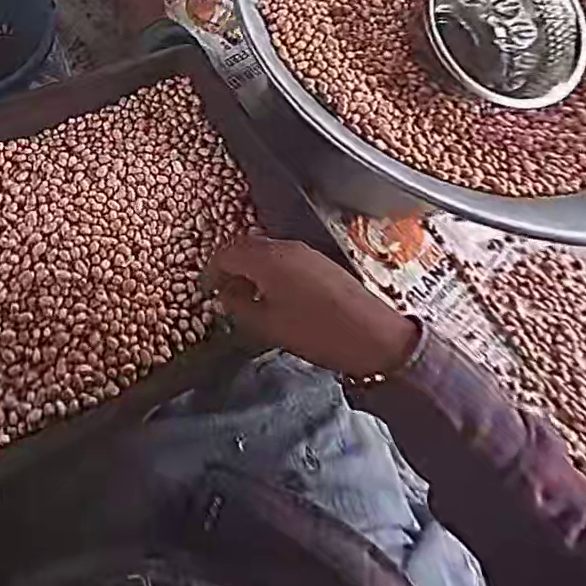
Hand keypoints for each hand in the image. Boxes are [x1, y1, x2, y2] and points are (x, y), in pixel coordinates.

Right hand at [204, 235, 420, 377]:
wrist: (377, 339)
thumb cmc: (315, 332)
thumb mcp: (266, 324)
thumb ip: (238, 305)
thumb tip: (226, 293)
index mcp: (265, 259)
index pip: (225, 254)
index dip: (212, 271)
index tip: (208, 290)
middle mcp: (283, 247)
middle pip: (244, 246)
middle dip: (229, 266)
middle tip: (224, 290)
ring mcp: (305, 252)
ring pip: (264, 250)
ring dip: (250, 267)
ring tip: (248, 294)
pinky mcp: (320, 261)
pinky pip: (283, 256)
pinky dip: (270, 269)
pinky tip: (274, 293)